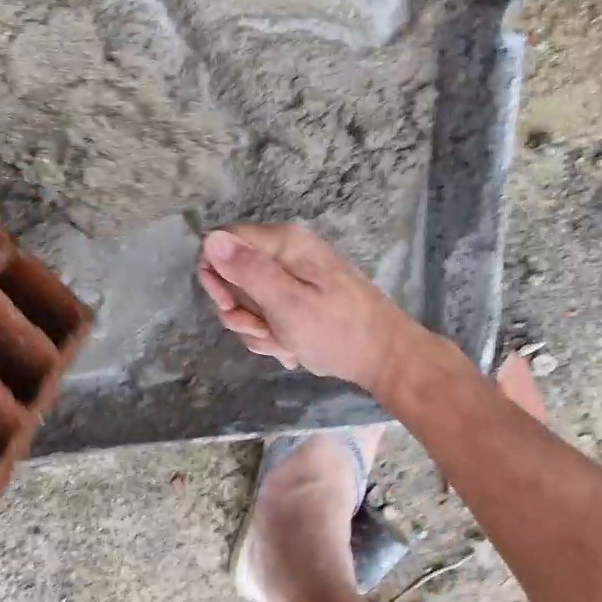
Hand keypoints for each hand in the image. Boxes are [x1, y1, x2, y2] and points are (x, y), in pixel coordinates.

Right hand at [198, 223, 423, 391]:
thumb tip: (210, 240)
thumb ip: (248, 272)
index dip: (217, 275)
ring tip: (283, 344)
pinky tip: (291, 347)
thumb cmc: (339, 333)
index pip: (222, 242)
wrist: (391, 361)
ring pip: (247, 296)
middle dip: (239, 309)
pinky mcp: (302, 293)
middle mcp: (286, 249)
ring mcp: (295, 272)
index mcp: (284, 242)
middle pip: (232, 272)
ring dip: (256, 326)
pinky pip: (267, 309)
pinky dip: (272, 331)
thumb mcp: (287, 306)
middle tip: (264, 332)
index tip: (230, 306)